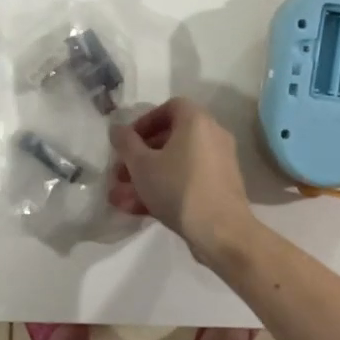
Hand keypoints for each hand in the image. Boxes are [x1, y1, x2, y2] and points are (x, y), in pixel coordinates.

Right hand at [107, 98, 256, 260]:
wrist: (221, 232)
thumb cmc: (178, 188)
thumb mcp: (142, 165)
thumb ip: (125, 143)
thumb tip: (117, 129)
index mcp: (196, 122)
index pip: (169, 107)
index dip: (145, 121)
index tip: (128, 140)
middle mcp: (212, 136)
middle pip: (170, 139)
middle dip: (140, 156)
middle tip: (119, 172)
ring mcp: (218, 164)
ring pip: (175, 164)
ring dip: (147, 177)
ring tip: (120, 197)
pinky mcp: (220, 188)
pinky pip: (186, 181)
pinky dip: (164, 189)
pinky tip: (137, 209)